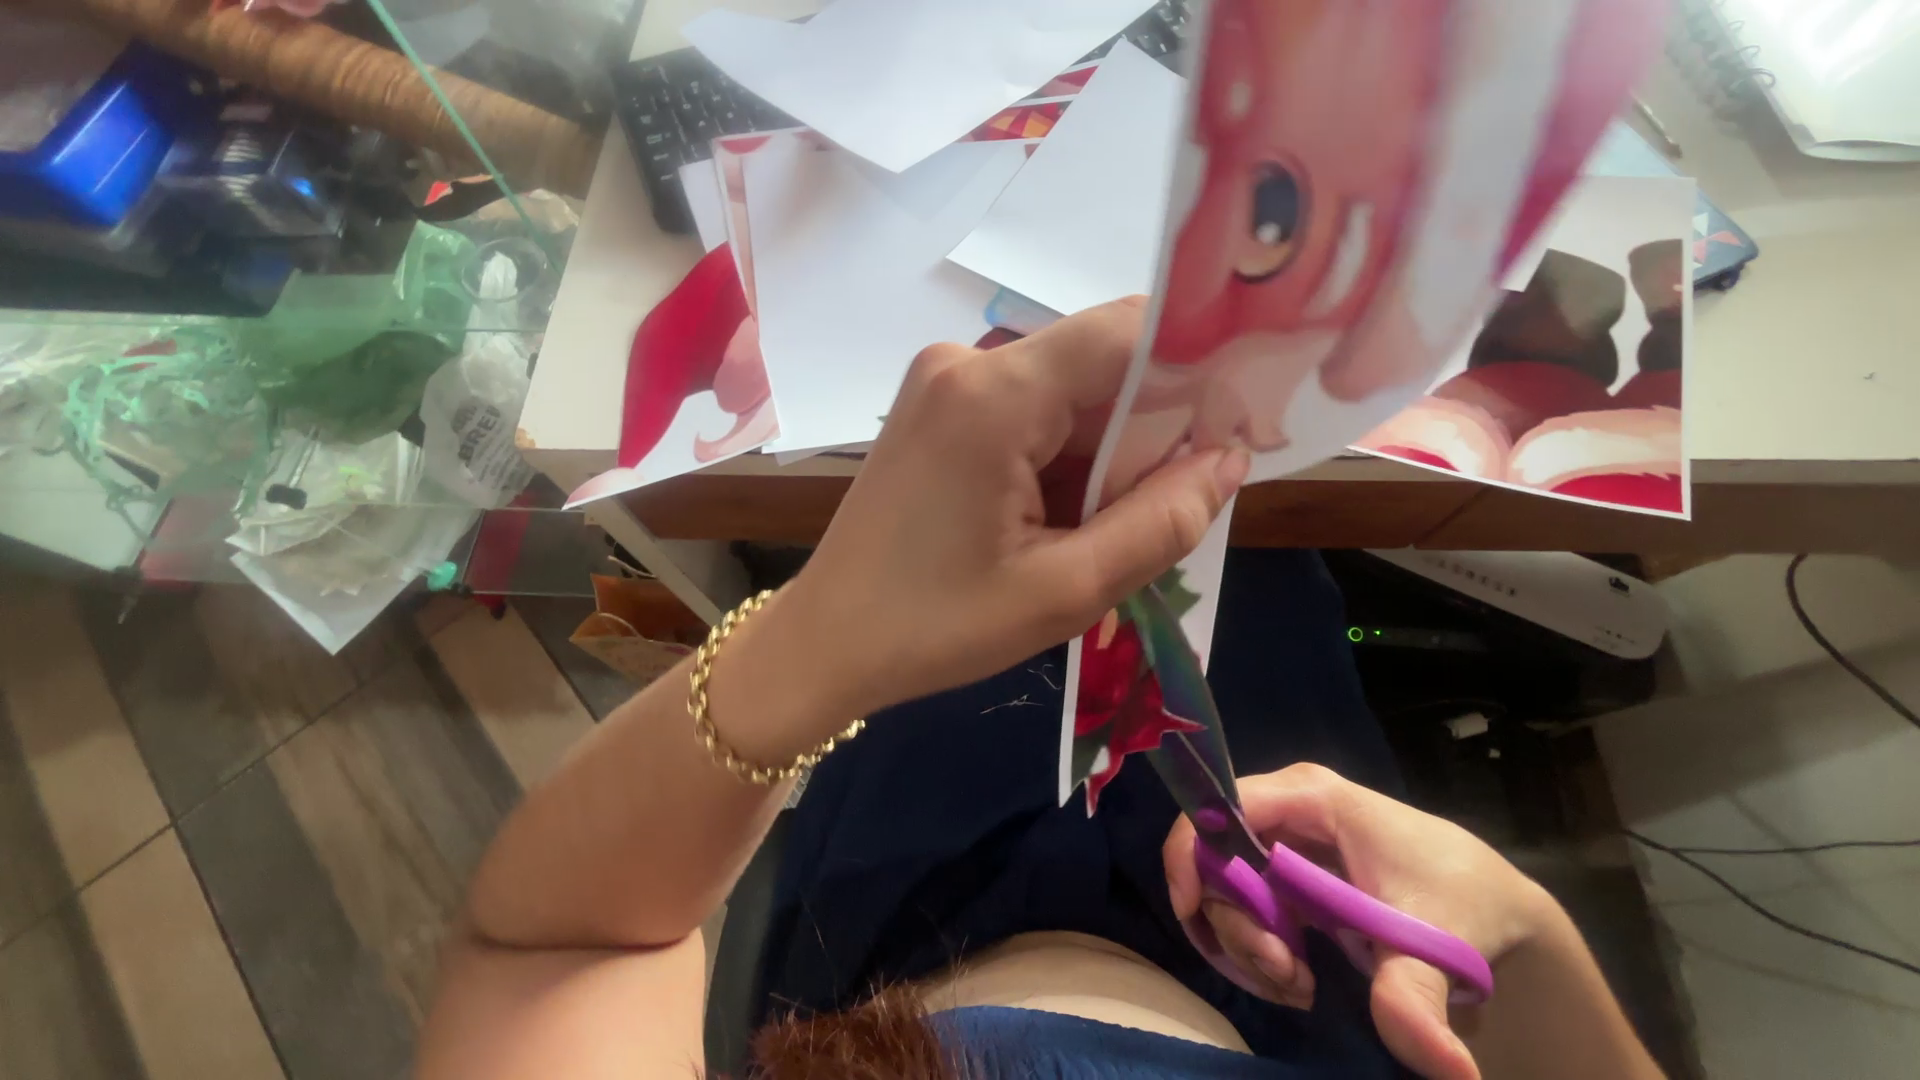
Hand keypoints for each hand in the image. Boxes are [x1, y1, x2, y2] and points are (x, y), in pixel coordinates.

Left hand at [775, 298, 1248, 720]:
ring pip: (1069, 388)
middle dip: (1155, 420)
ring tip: (1124, 518)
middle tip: (1190, 492)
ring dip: (1112, 445)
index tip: (1244, 417)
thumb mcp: (1065, 590)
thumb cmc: (936, 627)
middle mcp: (964, 363)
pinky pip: (1031, 409)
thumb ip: (1159, 522)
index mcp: (993, 396)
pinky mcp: (937, 408)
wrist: (828, 642)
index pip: (1127, 332)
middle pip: (1099, 361)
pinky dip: (1069, 452)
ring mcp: (943, 382)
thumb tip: (1228, 460)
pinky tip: (1073, 511)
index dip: (1198, 364)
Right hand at [1163, 764, 1560, 1079]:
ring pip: (1223, 888)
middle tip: (1284, 973)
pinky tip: (1295, 980)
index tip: (1192, 912)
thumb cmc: (1461, 898)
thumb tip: (1445, 1068)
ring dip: (1247, 946)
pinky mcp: (1282, 874)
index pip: (1221, 806)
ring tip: (1299, 985)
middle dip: (1236, 924)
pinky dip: (1255, 951)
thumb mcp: (1439, 942)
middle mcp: (1283, 809)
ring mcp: (1279, 842)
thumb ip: (1417, 994)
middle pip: (1216, 856)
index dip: (1191, 851)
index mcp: (1310, 796)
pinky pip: (1241, 907)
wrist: (1489, 908)